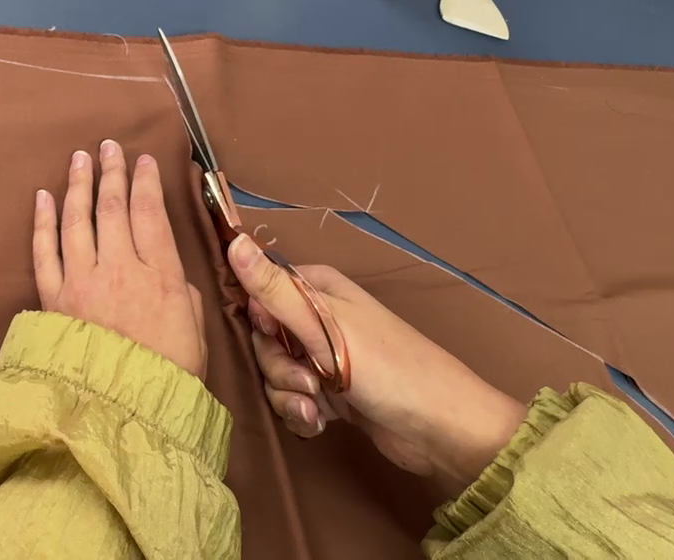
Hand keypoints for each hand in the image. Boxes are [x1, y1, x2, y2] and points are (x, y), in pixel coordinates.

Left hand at [34, 141, 207, 376]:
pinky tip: (43, 197)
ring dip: (79, 184)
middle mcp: (119, 268)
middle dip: (112, 172)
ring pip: (78, 219)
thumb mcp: (195, 332)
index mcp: (160, 275)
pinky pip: (44, 251)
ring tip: (80, 158)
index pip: (150, 213)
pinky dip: (42, 221)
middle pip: (113, 208)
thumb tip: (167, 274)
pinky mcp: (53, 298)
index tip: (143, 160)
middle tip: (110, 147)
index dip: (146, 182)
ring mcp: (82, 281)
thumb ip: (182, 293)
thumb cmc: (169, 377)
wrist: (122, 415)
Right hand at [227, 234, 524, 490]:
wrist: (441, 432)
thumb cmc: (387, 366)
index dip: (260, 320)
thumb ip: (273, 288)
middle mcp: (315, 318)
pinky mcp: (329, 393)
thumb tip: (232, 240)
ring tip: (318, 407)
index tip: (277, 337)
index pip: (260, 292)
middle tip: (308, 381)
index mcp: (316, 288)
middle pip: (264, 338)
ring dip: (289, 394)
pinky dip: (301, 412)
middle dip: (277, 366)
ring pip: (274, 371)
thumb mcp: (324, 325)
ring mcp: (322, 357)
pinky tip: (321, 423)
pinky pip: (291, 397)